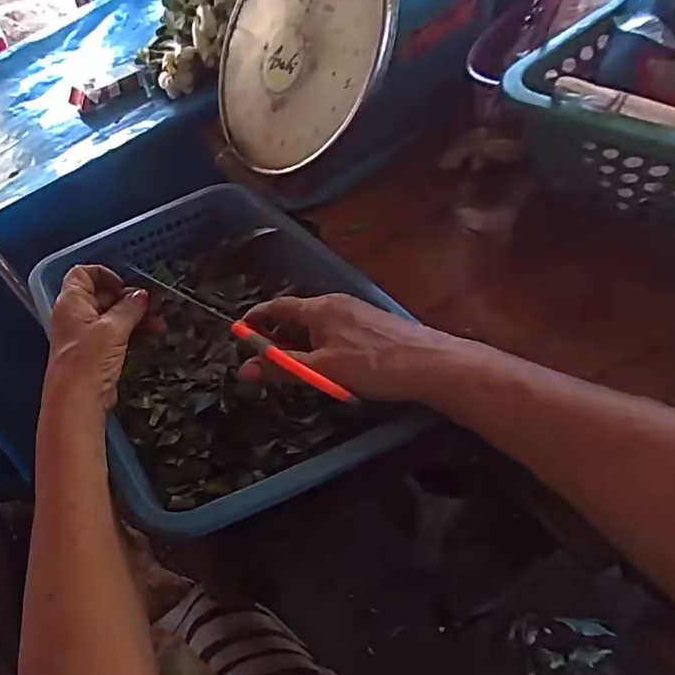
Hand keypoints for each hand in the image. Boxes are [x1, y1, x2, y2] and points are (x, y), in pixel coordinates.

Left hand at [45, 265, 149, 410]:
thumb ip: (129, 308)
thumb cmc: (88, 360)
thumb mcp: (112, 328)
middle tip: (154, 304)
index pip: (82, 273)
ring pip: (112, 316)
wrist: (78, 401)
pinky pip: (115, 335)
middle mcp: (74, 316)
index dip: (105, 274)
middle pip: (102, 296)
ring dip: (135, 316)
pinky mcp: (95, 354)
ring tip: (159, 322)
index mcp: (70, 303)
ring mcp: (84, 336)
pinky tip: (152, 334)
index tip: (126, 284)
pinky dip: (132, 332)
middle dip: (129, 298)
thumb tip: (141, 296)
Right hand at [236, 294, 451, 401]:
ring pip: (314, 324)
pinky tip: (325, 365)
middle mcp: (335, 303)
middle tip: (264, 358)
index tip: (239, 334)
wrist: (435, 366)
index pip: (275, 307)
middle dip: (275, 335)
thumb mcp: (320, 370)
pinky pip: (332, 330)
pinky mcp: (371, 325)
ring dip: (297, 342)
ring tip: (293, 366)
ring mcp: (355, 312)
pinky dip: (318, 344)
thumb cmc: (373, 365)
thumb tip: (243, 370)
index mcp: (318, 309)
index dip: (254, 320)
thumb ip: (280, 367)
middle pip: (294, 315)